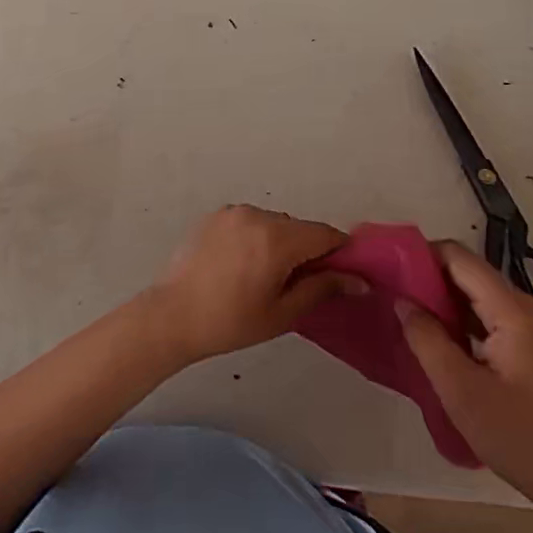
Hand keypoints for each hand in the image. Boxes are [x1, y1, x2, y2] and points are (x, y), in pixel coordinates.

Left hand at [140, 205, 358, 366]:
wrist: (174, 313)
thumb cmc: (232, 320)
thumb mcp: (284, 311)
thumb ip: (322, 288)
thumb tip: (358, 279)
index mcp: (275, 237)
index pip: (325, 234)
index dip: (340, 254)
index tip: (343, 276)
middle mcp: (253, 215)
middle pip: (298, 227)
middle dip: (308, 250)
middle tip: (302, 284)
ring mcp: (229, 213)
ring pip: (273, 223)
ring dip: (280, 242)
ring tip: (267, 277)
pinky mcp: (211, 217)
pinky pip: (248, 222)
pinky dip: (256, 237)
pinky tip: (244, 265)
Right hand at [398, 241, 532, 532]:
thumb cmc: (517, 435)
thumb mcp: (457, 386)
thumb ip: (424, 335)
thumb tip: (403, 301)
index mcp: (516, 312)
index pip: (459, 258)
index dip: (419, 255)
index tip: (387, 269)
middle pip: (471, 275)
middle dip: (429, 280)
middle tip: (393, 297)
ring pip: (481, 298)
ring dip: (445, 303)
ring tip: (411, 319)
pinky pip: (493, 319)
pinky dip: (464, 321)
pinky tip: (443, 342)